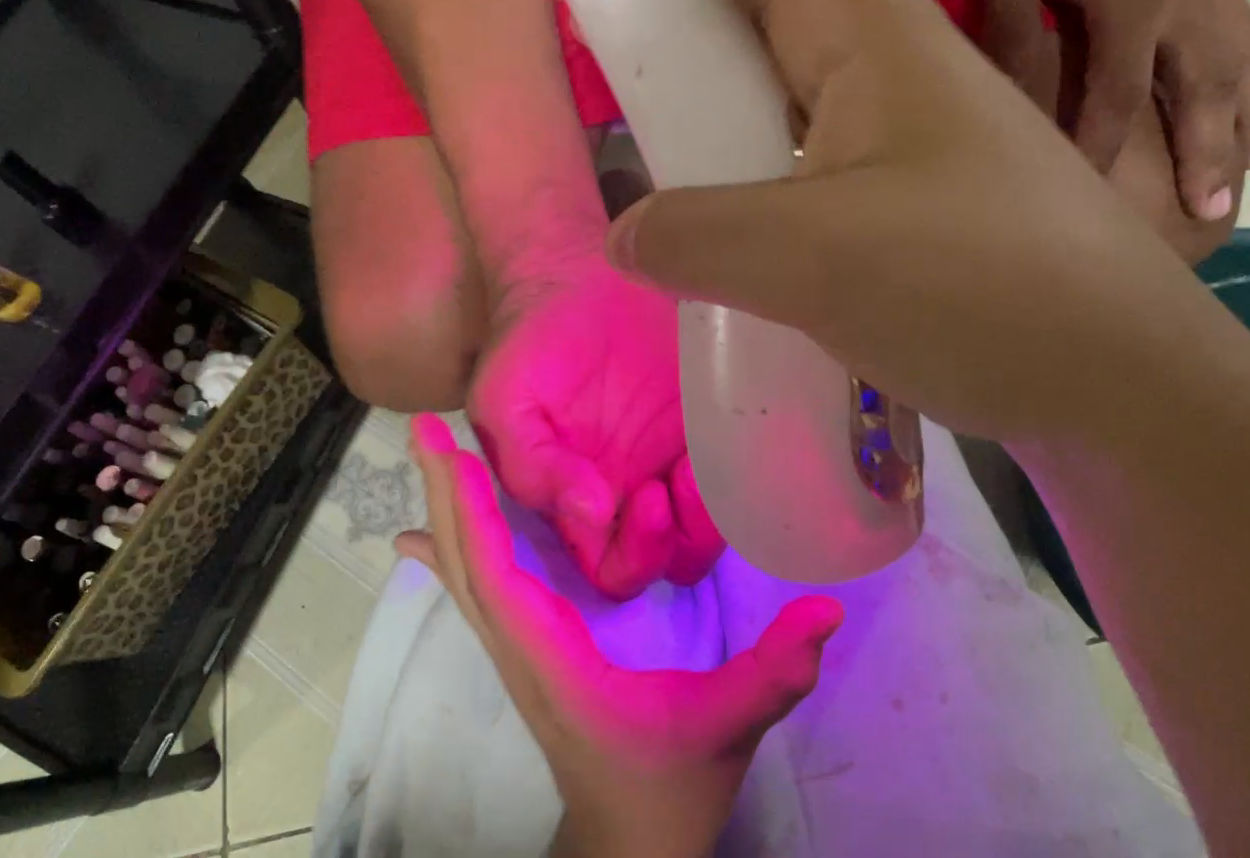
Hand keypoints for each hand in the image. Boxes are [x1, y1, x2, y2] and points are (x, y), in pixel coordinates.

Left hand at [397, 414, 841, 857]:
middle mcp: (519, 652)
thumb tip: (826, 608)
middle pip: (466, 566)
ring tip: (424, 458)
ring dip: (443, 512)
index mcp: (555, 662)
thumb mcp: (728, 727)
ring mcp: (514, 653)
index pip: (500, 581)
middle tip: (423, 431)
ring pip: (464, 576)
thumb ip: (774, 672)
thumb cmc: (672, 783)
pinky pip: (476, 590)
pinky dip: (451, 551)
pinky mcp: (523, 651)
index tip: (456, 457)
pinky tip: (424, 532)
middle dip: (444, 493)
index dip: (475, 516)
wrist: (630, 837)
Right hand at [470, 253, 722, 598]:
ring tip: (694, 461)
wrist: (579, 271)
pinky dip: (740, 474)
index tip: (639, 499)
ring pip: (709, 524)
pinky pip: (738, 472)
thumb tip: (586, 511)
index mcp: (578, 498)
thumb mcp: (503, 400)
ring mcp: (674, 458)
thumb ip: (528, 463)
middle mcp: (629, 490)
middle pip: (666, 558)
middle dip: (672, 540)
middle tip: (668, 484)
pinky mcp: (711, 423)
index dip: (630, 555)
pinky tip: (728, 440)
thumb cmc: (533, 337)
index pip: (610, 567)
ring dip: (710, 513)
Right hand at [580, 0, 1224, 444]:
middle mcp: (871, 62)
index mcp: (862, 34)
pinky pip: (773, 133)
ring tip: (609, 52)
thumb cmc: (983, 288)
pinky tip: (691, 163)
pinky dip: (715, 127)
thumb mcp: (821, 258)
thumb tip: (625, 234)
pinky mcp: (879, 192)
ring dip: (678, 37)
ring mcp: (879, 129)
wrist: (1111, 379)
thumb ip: (701, 236)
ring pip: (759, 54)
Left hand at [979, 0, 1249, 220]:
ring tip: (1240, 184)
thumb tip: (1013, 104)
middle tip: (1210, 217)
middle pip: (1204, 92)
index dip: (1102, 150)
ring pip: (1243, 68)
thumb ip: (1014, 32)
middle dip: (1205, 157)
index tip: (1098, 204)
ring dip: (1243, 128)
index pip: (1116, 96)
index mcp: (1129, 0)